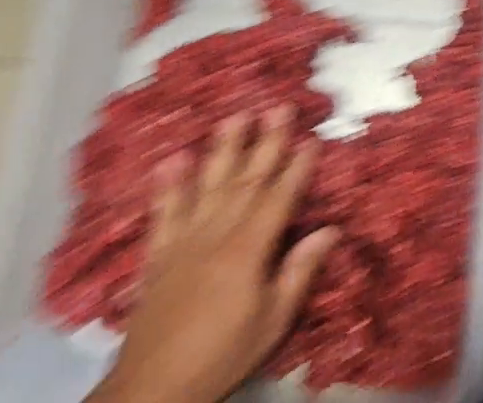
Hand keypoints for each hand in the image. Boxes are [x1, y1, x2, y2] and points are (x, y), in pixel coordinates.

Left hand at [90, 106, 339, 402]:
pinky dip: (168, 185)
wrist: (153, 387)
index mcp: (249, 251)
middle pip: (246, 181)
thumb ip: (299, 272)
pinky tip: (173, 159)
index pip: (279, 198)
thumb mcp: (273, 321)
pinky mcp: (157, 255)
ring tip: (235, 117)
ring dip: (223, 149)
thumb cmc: (223, 354)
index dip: (298, 167)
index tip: (312, 138)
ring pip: (207, 186)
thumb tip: (330, 230)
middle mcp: (216, 235)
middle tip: (279, 107)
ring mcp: (182, 241)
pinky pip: (163, 213)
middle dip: (266, 142)